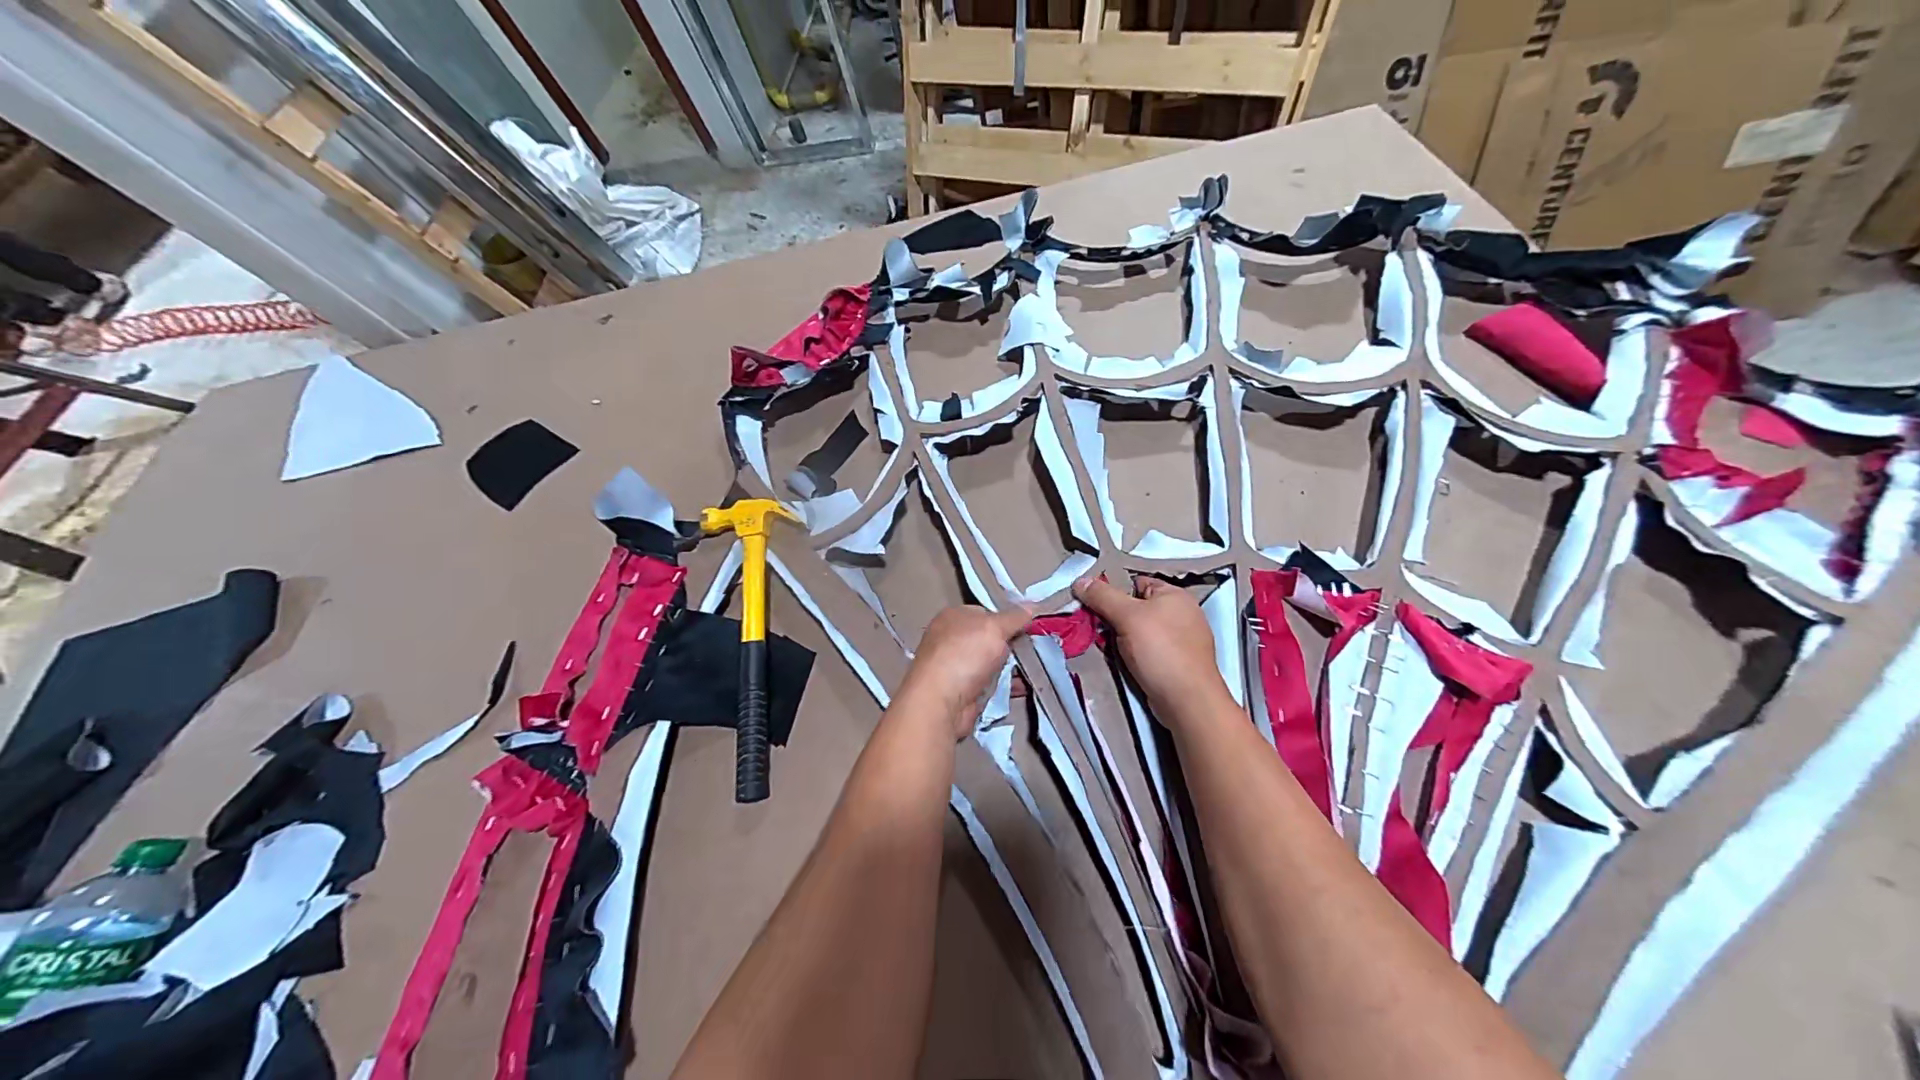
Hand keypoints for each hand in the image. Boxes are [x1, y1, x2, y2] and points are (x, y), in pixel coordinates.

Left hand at [896, 605, 1031, 738]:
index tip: (1027, 627)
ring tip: (1035, 668)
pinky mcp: (963, 690)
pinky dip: (1007, 685)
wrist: (942, 701)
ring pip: (992, 662)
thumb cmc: (965, 654)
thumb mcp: (995, 627)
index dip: (1006, 619)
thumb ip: (1015, 617)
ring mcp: (956, 666)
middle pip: (989, 638)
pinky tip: (1024, 687)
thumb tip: (1032, 605)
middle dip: (1011, 644)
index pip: (985, 612)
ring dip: (1012, 666)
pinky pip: (991, 683)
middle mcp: (952, 639)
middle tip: (1033, 649)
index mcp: (953, 616)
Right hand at [1072, 575, 1232, 729]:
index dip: (1113, 591)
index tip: (1092, 604)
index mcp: (1174, 595)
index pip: (1135, 583)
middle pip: (1134, 608)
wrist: (1187, 700)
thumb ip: (1103, 596)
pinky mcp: (1173, 662)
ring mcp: (1178, 640)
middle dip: (1113, 618)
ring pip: (1137, 631)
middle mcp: (1180, 614)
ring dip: (1119, 639)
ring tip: (1106, 647)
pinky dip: (1131, 654)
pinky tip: (1121, 662)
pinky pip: (1145, 650)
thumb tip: (1080, 581)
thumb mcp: (1128, 616)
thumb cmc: (1161, 651)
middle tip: (1095, 628)